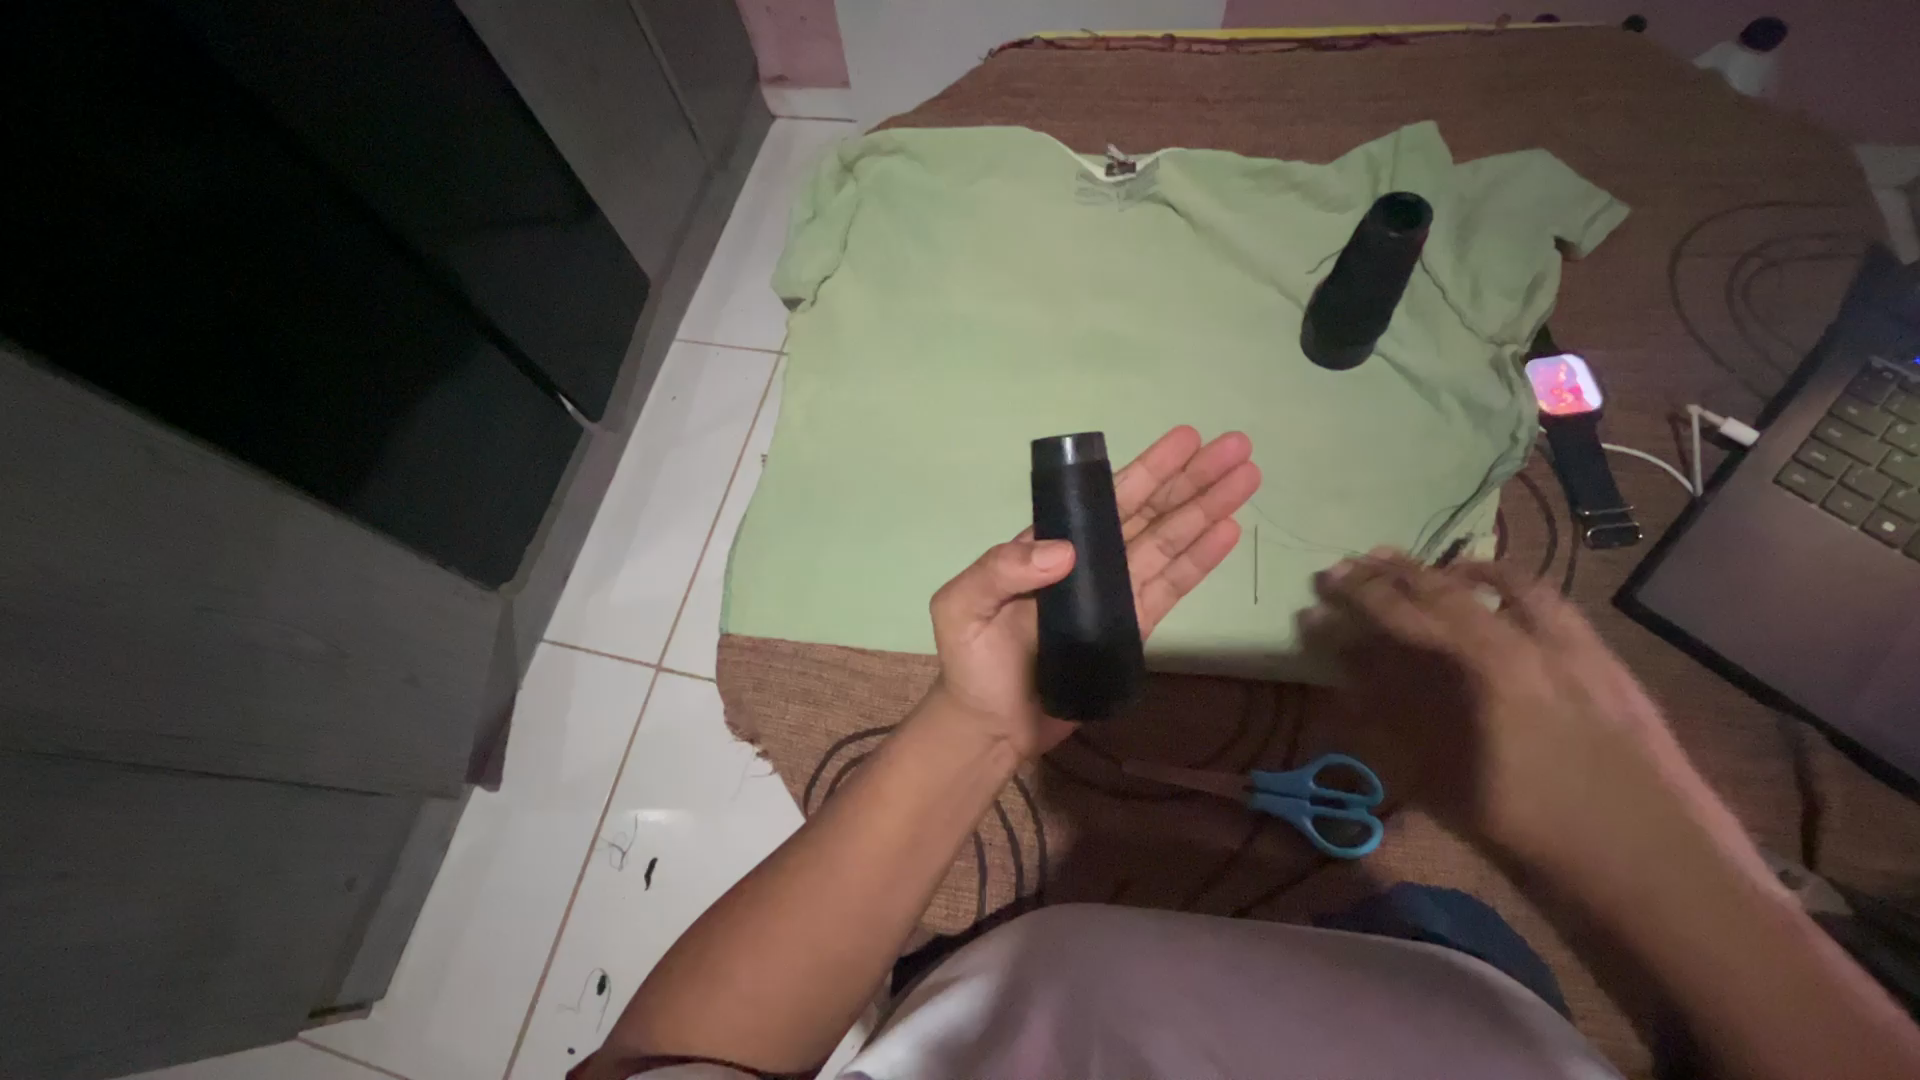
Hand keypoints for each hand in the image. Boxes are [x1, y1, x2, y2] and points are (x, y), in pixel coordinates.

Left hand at [924, 426, 1260, 759]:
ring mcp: (1114, 594)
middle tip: (1237, 448)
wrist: (991, 725)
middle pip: (1149, 512)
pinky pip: (1171, 588)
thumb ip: (1000, 570)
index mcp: (1049, 546)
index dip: (1149, 469)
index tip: (1187, 439)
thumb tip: (1066, 550)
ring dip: (1207, 511)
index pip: (1106, 499)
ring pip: (1168, 543)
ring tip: (1247, 479)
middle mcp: (1088, 561)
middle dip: (1192, 480)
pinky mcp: (1131, 629)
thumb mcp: (962, 607)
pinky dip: (1199, 561)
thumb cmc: (972, 665)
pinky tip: (1228, 532)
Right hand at [1300, 550, 1694, 860]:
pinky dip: (1511, 583)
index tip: (1321, 587)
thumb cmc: (1530, 835)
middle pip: (1443, 594)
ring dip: (1450, 570)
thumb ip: (1395, 715)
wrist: (1653, 867)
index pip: (1401, 619)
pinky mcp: (1603, 658)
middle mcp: (1522, 646)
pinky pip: (1551, 602)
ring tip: (1418, 564)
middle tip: (1351, 565)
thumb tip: (1352, 666)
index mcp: (1478, 677)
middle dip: (1390, 576)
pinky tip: (1494, 586)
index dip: (1357, 600)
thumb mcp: (1441, 781)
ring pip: (1502, 585)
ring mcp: (1568, 647)